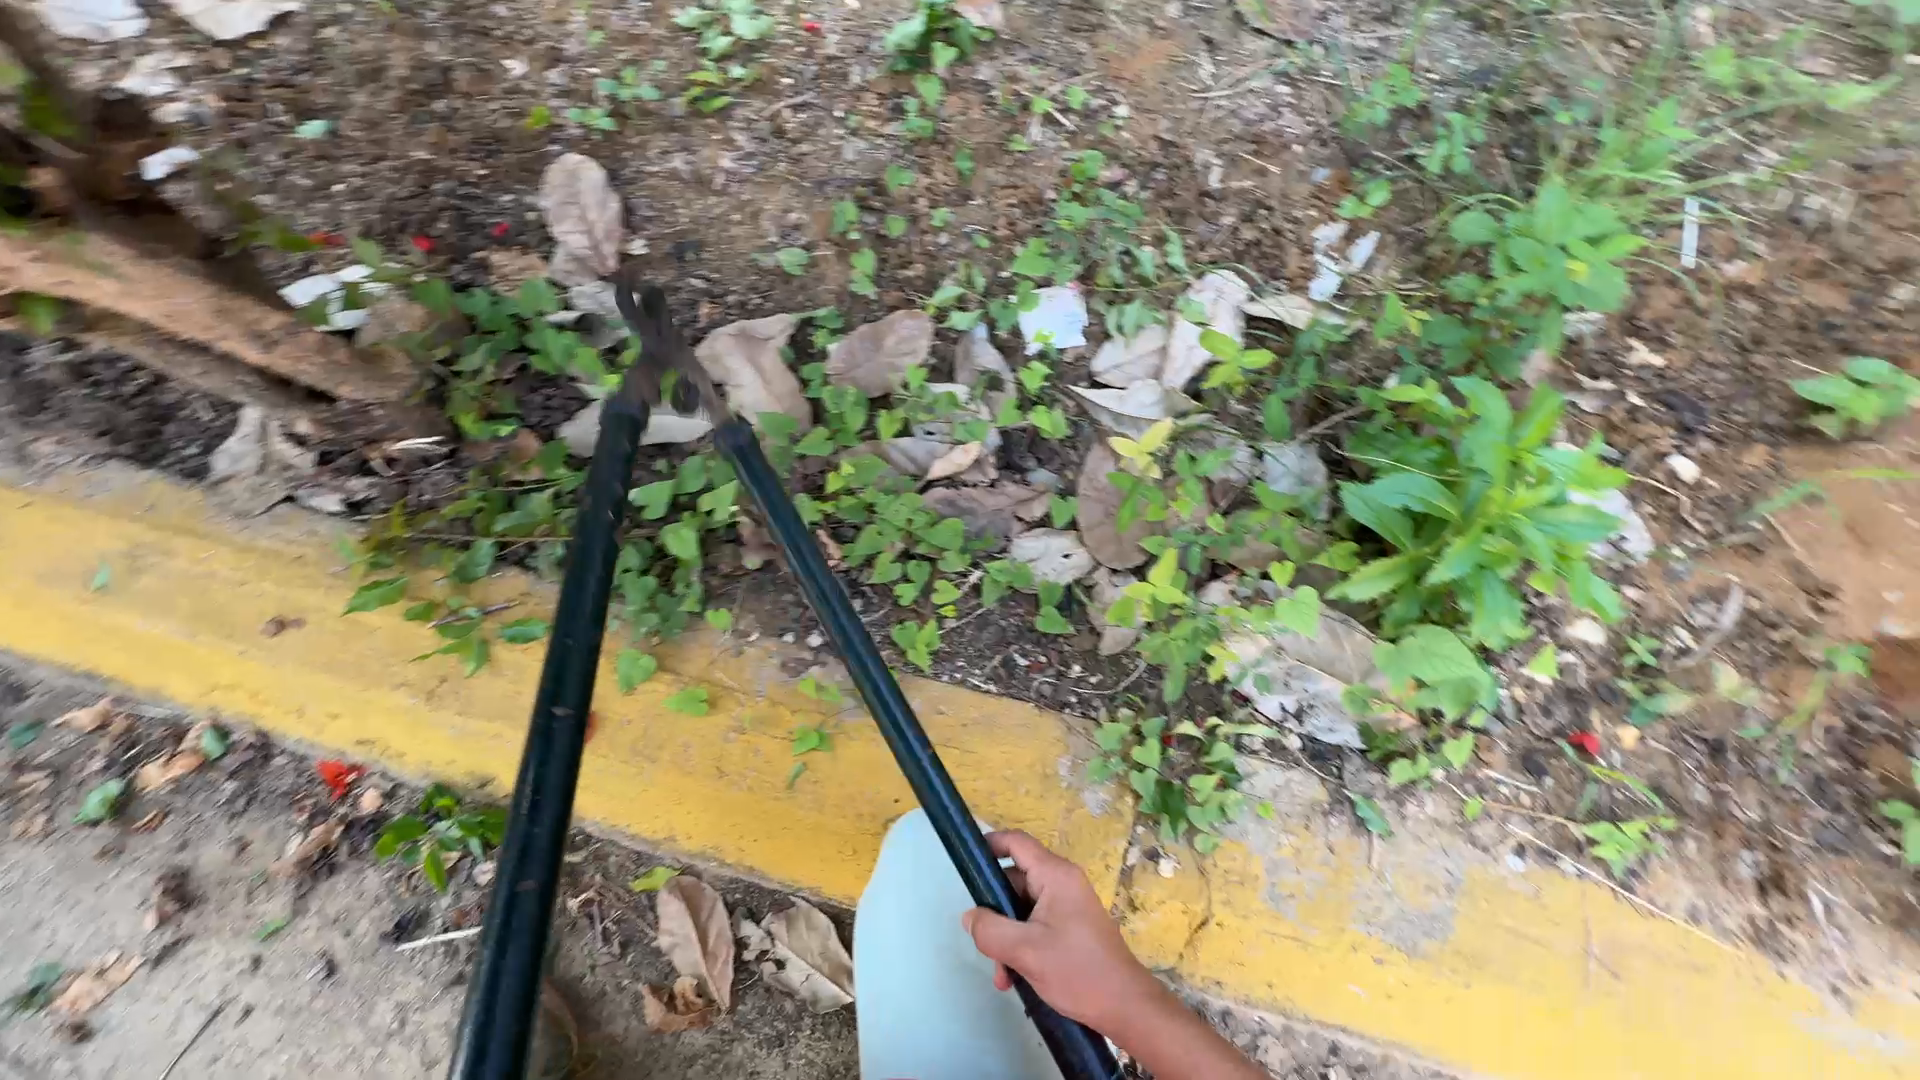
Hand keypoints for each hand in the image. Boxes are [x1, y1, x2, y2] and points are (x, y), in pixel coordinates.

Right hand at [958, 830, 1164, 1032]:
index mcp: (1055, 875)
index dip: (989, 845)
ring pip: (1022, 908)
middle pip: (1015, 880)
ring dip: (1006, 937)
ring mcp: (1067, 905)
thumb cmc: (1077, 971)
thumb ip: (990, 930)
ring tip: (1002, 975)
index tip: (966, 864)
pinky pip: (1035, 924)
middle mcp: (1062, 882)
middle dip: (995, 912)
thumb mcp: (1025, 951)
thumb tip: (970, 916)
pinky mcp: (1070, 926)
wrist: (1125, 1006)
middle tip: (985, 944)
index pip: (1016, 842)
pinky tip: (1015, 978)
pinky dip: (1021, 945)